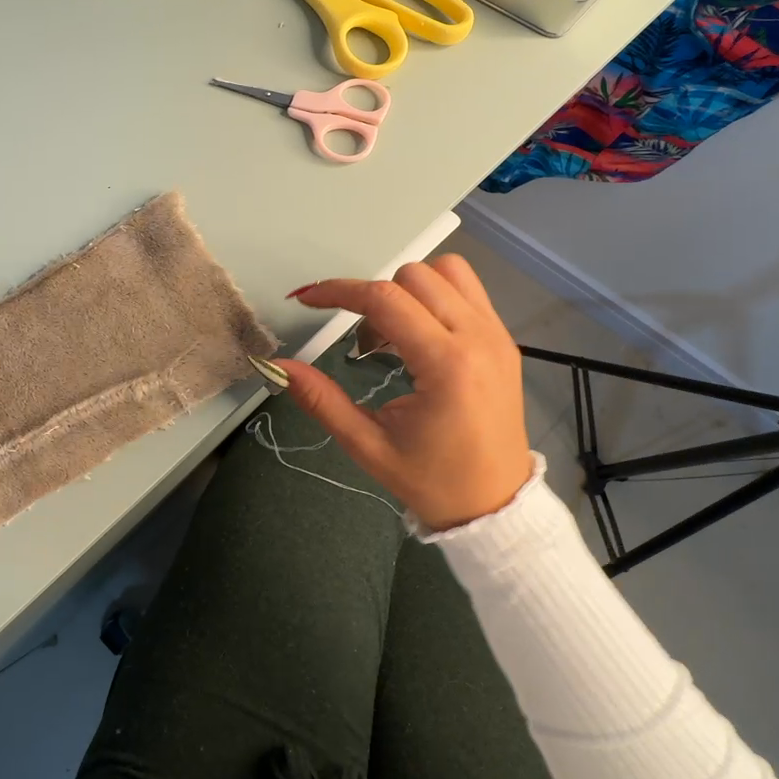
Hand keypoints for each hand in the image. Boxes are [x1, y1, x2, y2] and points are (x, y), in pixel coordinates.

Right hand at [278, 256, 531, 530]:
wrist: (496, 506)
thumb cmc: (430, 480)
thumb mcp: (366, 444)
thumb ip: (319, 399)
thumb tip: (275, 365)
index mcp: (447, 366)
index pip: (385, 299)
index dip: (338, 291)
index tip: (307, 300)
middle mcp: (479, 339)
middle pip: (414, 276)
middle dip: (373, 297)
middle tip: (360, 344)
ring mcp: (497, 336)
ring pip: (446, 271)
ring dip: (408, 291)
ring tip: (392, 336)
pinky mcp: (503, 340)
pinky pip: (466, 290)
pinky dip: (433, 297)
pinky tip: (417, 337)